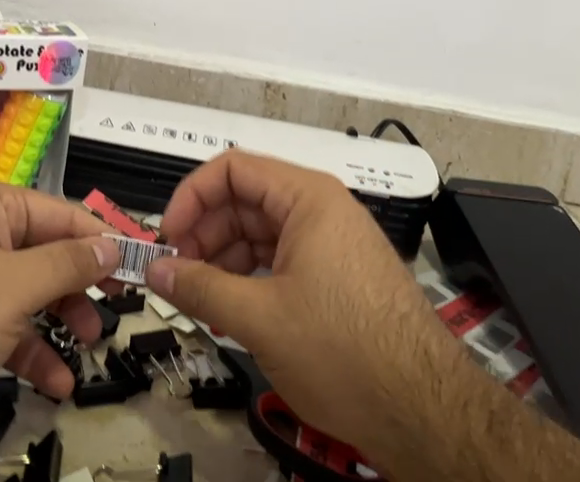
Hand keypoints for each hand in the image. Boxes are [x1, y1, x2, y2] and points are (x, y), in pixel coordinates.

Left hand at [0, 181, 119, 469]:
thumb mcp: (15, 287)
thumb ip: (69, 263)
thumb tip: (111, 244)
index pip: (59, 213)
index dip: (100, 239)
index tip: (138, 265)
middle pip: (45, 253)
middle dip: (78, 286)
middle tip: (112, 311)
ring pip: (28, 295)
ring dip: (59, 323)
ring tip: (88, 349)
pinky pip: (5, 330)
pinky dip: (32, 353)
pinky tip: (56, 384)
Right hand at [148, 150, 452, 471]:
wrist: (423, 409)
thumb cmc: (342, 350)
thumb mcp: (260, 318)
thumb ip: (200, 287)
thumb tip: (156, 271)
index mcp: (307, 198)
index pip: (233, 169)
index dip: (192, 197)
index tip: (167, 238)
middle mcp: (322, 209)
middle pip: (245, 199)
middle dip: (205, 232)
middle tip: (178, 273)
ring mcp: (333, 242)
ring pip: (261, 231)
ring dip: (224, 258)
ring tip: (201, 296)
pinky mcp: (338, 275)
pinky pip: (281, 258)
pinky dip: (250, 276)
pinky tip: (233, 307)